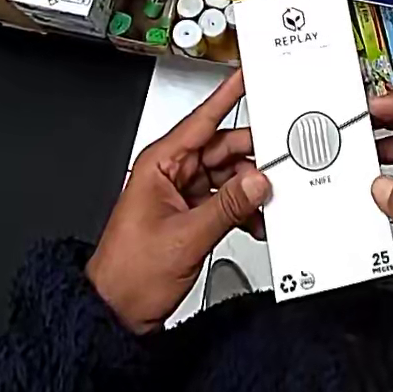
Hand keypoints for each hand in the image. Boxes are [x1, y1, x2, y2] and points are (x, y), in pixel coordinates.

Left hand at [88, 70, 270, 333]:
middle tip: (278, 163)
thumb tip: (259, 180)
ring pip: (230, 172)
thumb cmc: (127, 276)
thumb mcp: (185, 237)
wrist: (113, 317)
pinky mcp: (192, 210)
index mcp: (161, 164)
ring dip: (249, 188)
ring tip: (265, 202)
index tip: (247, 74)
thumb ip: (228, 206)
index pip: (202, 119)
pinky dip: (243, 206)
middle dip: (252, 158)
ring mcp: (183, 191)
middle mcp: (173, 172)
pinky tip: (254, 220)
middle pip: (224, 148)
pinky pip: (227, 195)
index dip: (227, 94)